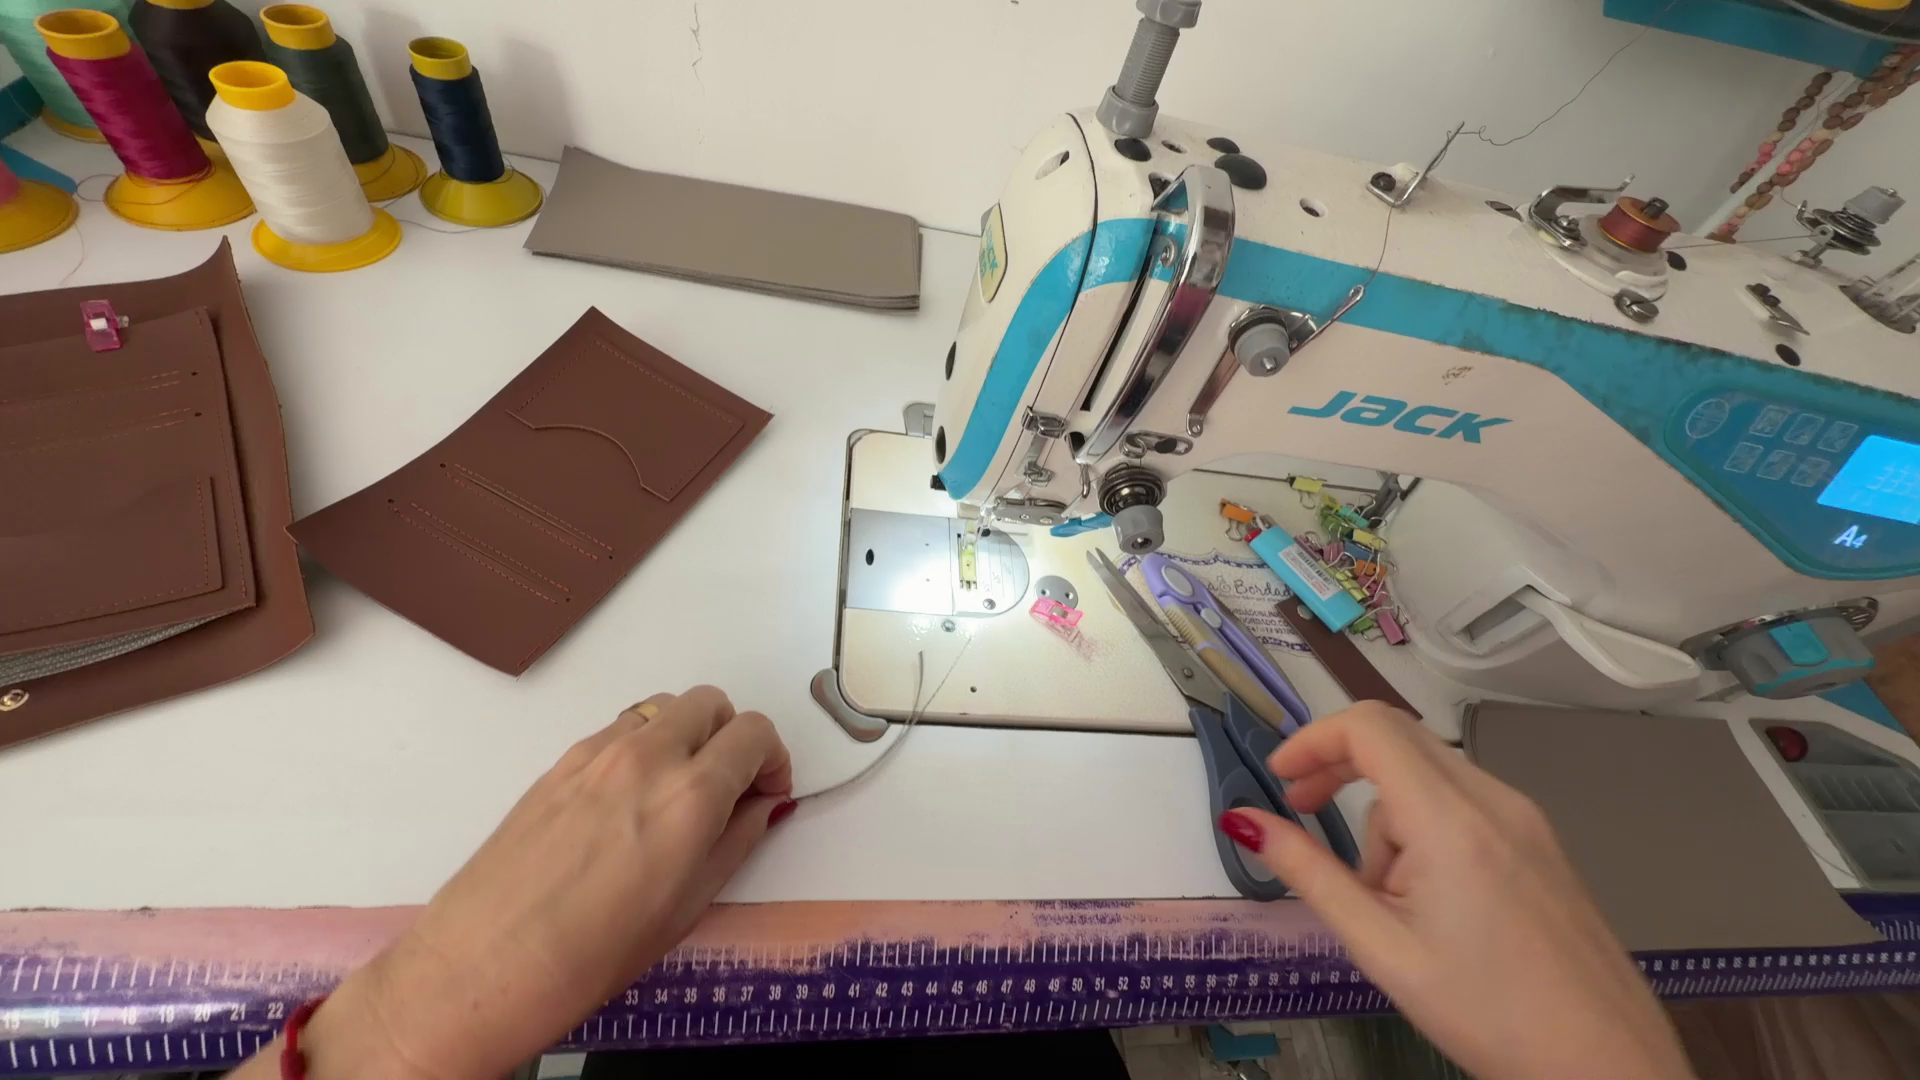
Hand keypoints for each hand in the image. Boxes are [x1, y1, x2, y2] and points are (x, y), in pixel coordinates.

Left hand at [294, 687, 792, 1079]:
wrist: (476, 972)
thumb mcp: (690, 905)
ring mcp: (599, 751)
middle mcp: (649, 755)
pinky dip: (644, 744)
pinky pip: (621, 728)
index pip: (755, 732)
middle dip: (733, 736)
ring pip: (665, 706)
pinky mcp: (561, 760)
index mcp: (690, 793)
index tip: (766, 793)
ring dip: (687, 733)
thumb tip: (762, 804)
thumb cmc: (596, 956)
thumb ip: (738, 839)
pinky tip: (627, 798)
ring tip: (676, 787)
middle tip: (727, 785)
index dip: (773, 759)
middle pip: (712, 702)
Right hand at [1217, 703, 1693, 1079]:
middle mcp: (1492, 799)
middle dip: (1336, 761)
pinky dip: (1416, 817)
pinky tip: (1422, 885)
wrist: (1613, 1075)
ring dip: (1379, 806)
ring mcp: (1523, 816)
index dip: (1312, 739)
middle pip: (1394, 734)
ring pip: (1422, 768)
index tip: (1280, 778)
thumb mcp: (1379, 945)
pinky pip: (1456, 796)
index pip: (1368, 728)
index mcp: (1450, 821)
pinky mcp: (1537, 838)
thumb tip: (1240, 820)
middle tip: (1301, 806)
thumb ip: (1305, 871)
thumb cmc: (1487, 1014)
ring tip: (1379, 889)